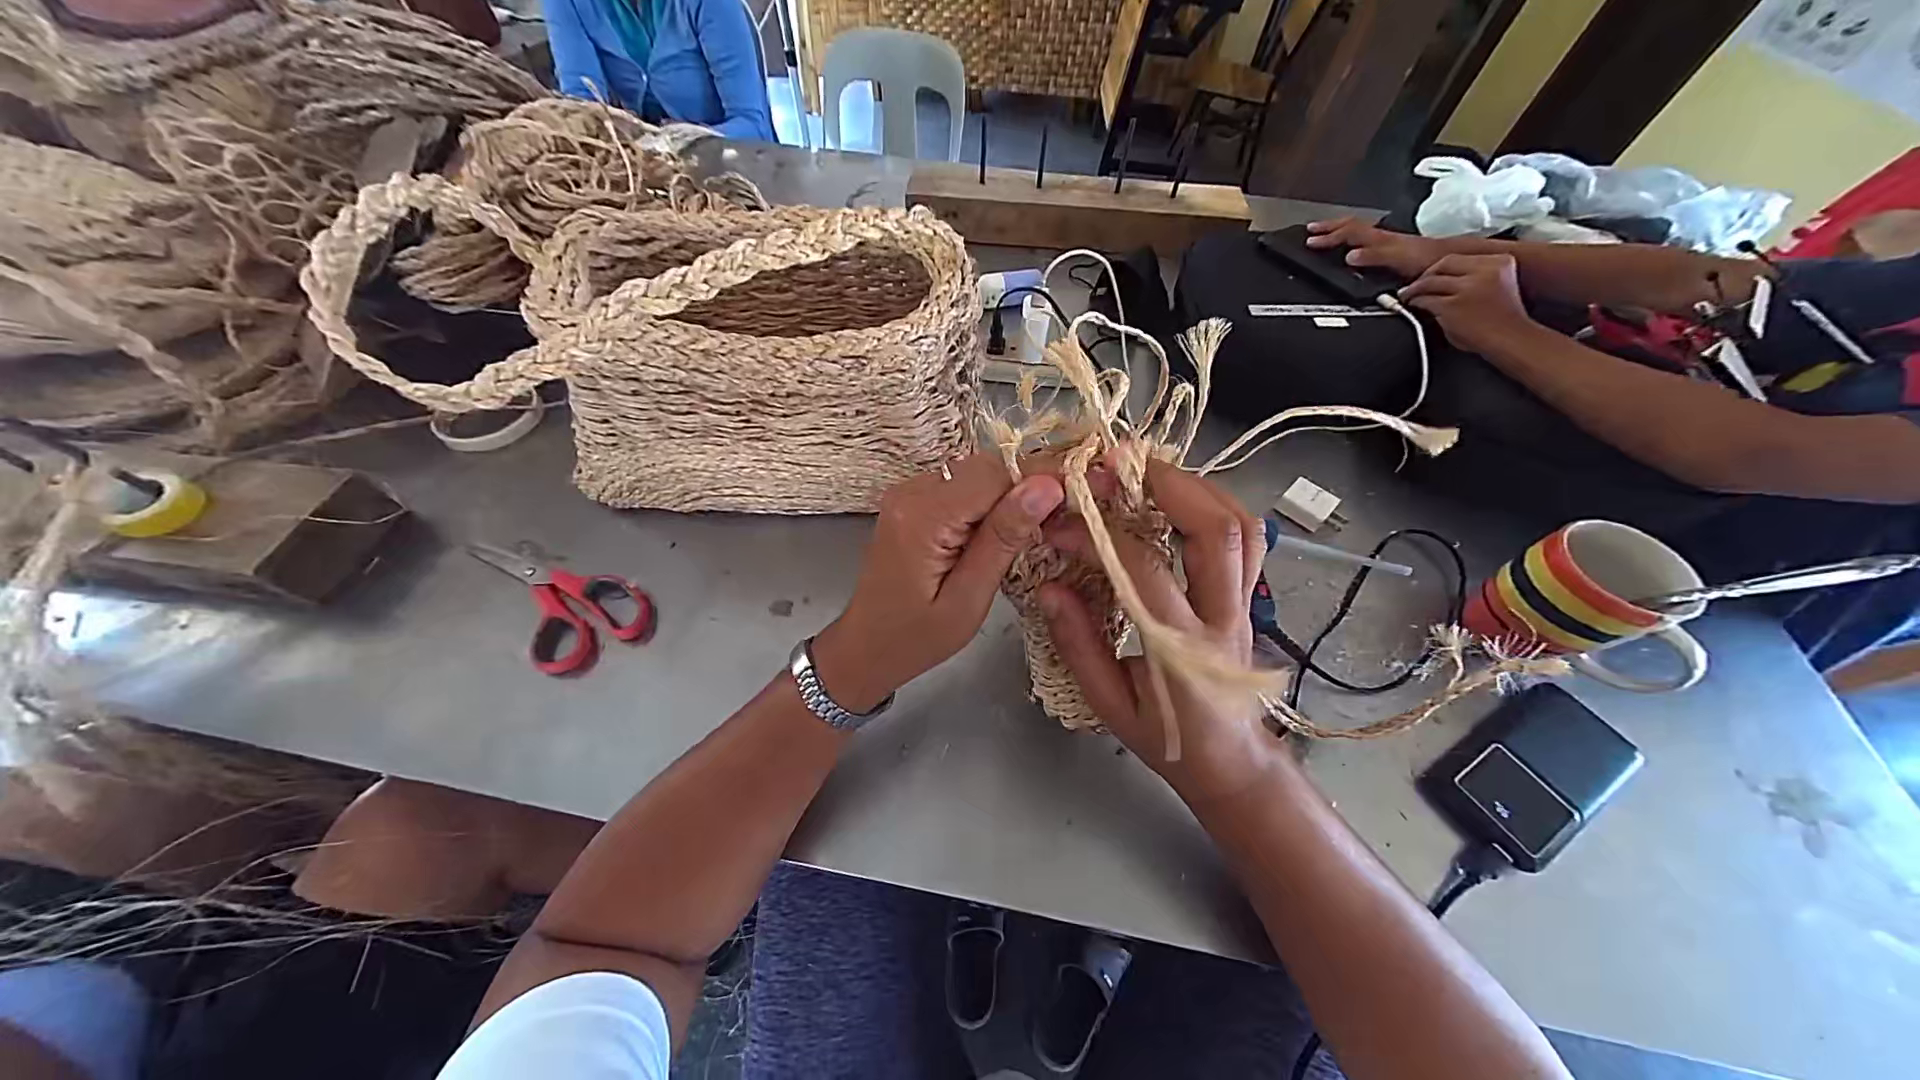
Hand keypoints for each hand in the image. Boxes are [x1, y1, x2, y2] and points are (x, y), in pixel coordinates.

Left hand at [812, 454, 1064, 713]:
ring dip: (1005, 497)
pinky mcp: (911, 500)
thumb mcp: (969, 599)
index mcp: (922, 517)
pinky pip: (960, 485)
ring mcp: (908, 492)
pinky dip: (985, 503)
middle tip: (1049, 529)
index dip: (1037, 483)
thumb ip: (1004, 539)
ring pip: (975, 472)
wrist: (865, 645)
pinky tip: (992, 536)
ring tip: (1021, 538)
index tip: (1072, 504)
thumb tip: (1046, 488)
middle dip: (1022, 490)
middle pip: (985, 467)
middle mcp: (911, 492)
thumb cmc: (916, 637)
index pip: (994, 474)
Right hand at [1037, 459, 1276, 797]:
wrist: (1230, 758)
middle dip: (1164, 484)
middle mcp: (1224, 616)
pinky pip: (1246, 534)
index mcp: (1184, 649)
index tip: (1060, 523)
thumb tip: (1050, 586)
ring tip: (1143, 468)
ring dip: (1193, 485)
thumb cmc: (1166, 738)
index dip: (1098, 537)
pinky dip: (1214, 501)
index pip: (1143, 571)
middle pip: (1215, 530)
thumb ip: (1079, 645)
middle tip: (1113, 464)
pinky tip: (1178, 493)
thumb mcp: (1109, 705)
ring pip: (1241, 523)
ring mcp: (1245, 601)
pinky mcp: (1249, 594)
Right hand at [1305, 217, 1450, 278]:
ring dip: (1340, 232)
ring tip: (1326, 234)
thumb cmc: (1432, 262)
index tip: (1310, 240)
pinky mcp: (1395, 251)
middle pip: (1353, 227)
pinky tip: (1352, 248)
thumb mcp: (1400, 261)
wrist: (1458, 261)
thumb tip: (1350, 255)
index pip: (1350, 233)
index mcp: (1382, 240)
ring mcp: (1390, 243)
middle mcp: (1384, 238)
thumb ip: (1375, 257)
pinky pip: (1368, 240)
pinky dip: (1354, 240)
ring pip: (1360, 231)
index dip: (1329, 236)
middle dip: (1330, 228)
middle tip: (1311, 231)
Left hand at [1397, 252, 1536, 354]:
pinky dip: (1414, 303)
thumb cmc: (1502, 319)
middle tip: (1411, 286)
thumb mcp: (1497, 285)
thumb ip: (1476, 276)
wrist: (1510, 338)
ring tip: (1406, 296)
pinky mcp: (1452, 306)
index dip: (1437, 268)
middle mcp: (1485, 271)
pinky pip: (1425, 300)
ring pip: (1429, 282)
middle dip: (1423, 276)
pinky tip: (1412, 306)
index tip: (1428, 275)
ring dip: (1413, 290)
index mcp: (1500, 262)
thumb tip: (1443, 278)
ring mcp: (1468, 288)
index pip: (1458, 258)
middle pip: (1442, 266)